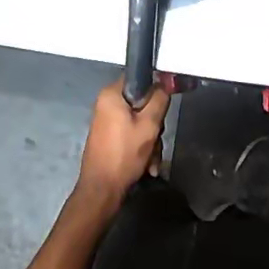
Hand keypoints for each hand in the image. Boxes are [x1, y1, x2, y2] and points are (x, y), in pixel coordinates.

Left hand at [77, 80, 169, 198]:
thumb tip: (166, 81)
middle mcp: (107, 104)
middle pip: (142, 103)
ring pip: (140, 122)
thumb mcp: (149, 125)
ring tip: (151, 159)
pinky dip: (142, 148)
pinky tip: (146, 165)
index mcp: (111, 94)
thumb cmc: (124, 154)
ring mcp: (107, 121)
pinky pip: (132, 134)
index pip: (139, 78)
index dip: (157, 88)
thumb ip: (160, 99)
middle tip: (156, 138)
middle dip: (154, 125)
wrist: (102, 190)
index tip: (166, 103)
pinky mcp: (110, 137)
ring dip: (151, 141)